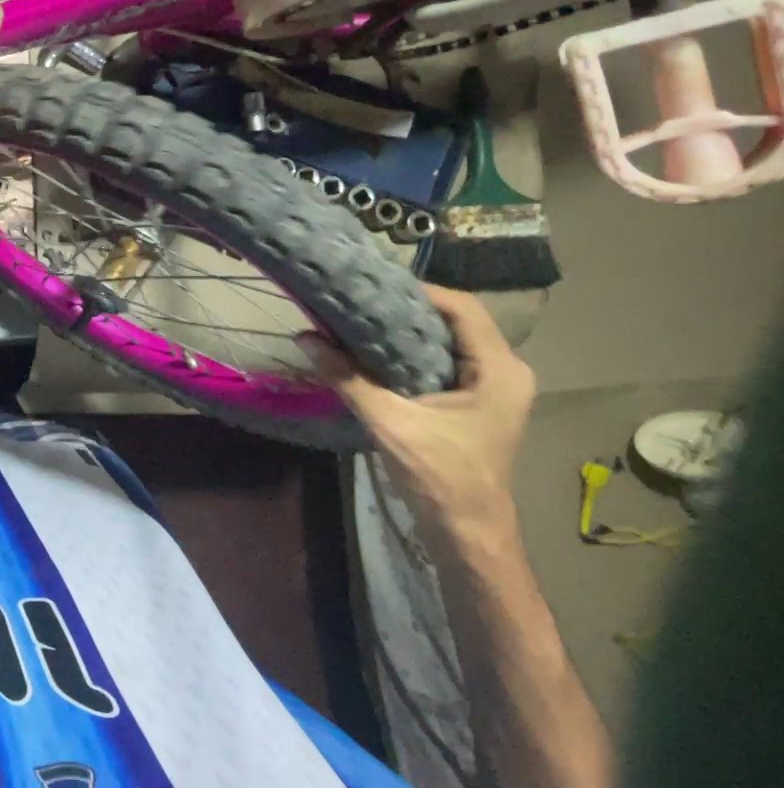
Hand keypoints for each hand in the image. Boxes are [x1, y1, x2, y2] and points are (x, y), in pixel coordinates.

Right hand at [297, 285, 537, 538]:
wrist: (466, 526)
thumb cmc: (438, 472)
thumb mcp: (388, 421)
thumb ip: (347, 377)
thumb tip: (306, 338)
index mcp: (499, 370)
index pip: (462, 308)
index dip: (419, 290)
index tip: (372, 285)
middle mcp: (506, 371)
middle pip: (457, 321)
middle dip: (408, 308)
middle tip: (360, 301)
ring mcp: (496, 387)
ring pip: (451, 340)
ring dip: (409, 330)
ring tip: (363, 321)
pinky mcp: (480, 400)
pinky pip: (448, 359)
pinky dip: (415, 350)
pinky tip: (378, 352)